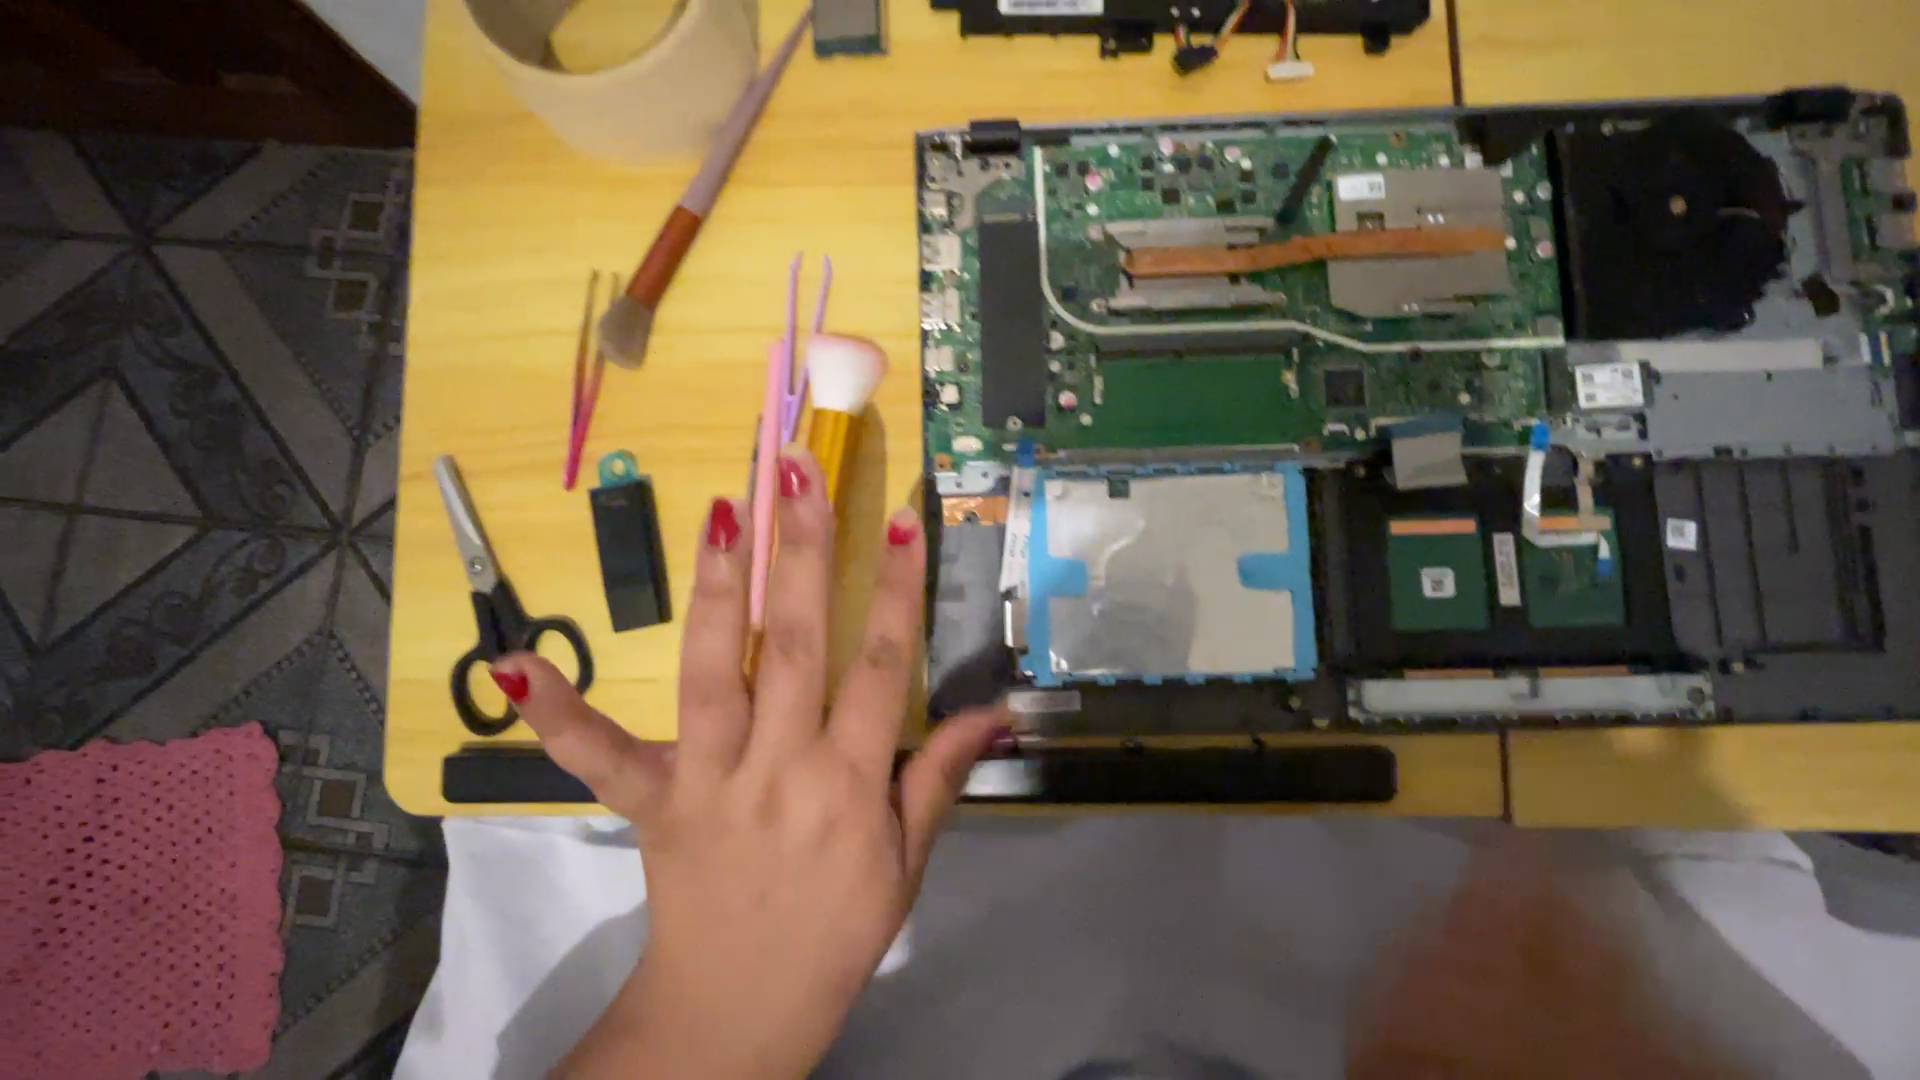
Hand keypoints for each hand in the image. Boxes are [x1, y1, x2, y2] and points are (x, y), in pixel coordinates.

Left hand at [492, 449, 1009, 1079]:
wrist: (739, 1013)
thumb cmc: (837, 932)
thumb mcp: (907, 862)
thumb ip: (941, 775)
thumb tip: (1000, 711)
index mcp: (850, 783)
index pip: (883, 668)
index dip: (896, 591)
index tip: (902, 518)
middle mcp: (780, 768)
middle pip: (793, 645)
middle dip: (801, 551)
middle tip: (799, 472)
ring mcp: (708, 782)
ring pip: (713, 671)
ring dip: (717, 586)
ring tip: (722, 509)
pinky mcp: (650, 804)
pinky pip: (601, 759)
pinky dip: (563, 716)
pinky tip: (518, 668)